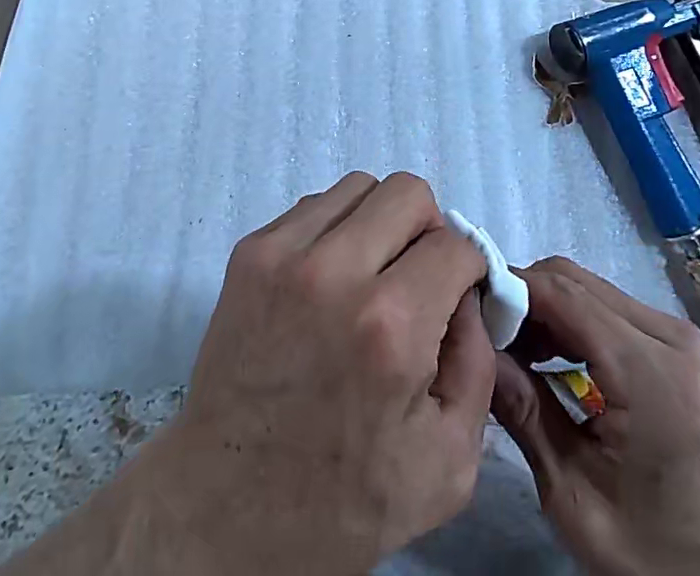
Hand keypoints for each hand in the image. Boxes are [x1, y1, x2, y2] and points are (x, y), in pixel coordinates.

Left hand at [0, 172, 495, 575]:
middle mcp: (335, 274)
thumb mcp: (450, 458)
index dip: (470, 271)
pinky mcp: (249, 255)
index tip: (459, 298)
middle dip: (430, 232)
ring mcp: (282, 257)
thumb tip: (470, 292)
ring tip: (375, 275)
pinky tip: (334, 279)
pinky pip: (317, 205)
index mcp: (392, 326)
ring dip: (383, 223)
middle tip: (420, 279)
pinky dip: (340, 229)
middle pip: (410, 194)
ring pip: (361, 187)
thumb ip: (478, 360)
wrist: (221, 511)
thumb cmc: (343, 499)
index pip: (457, 246)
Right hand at [491, 257, 699, 575]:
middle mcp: (671, 336)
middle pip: (578, 282)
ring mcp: (682, 338)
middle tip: (488, 339)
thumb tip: (479, 353)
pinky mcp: (683, 349)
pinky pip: (616, 313)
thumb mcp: (576, 499)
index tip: (468, 311)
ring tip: (514, 355)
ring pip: (595, 291)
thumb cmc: (659, 553)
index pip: (563, 293)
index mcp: (650, 370)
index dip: (510, 289)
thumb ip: (526, 415)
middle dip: (526, 298)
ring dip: (549, 310)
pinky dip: (577, 323)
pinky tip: (554, 361)